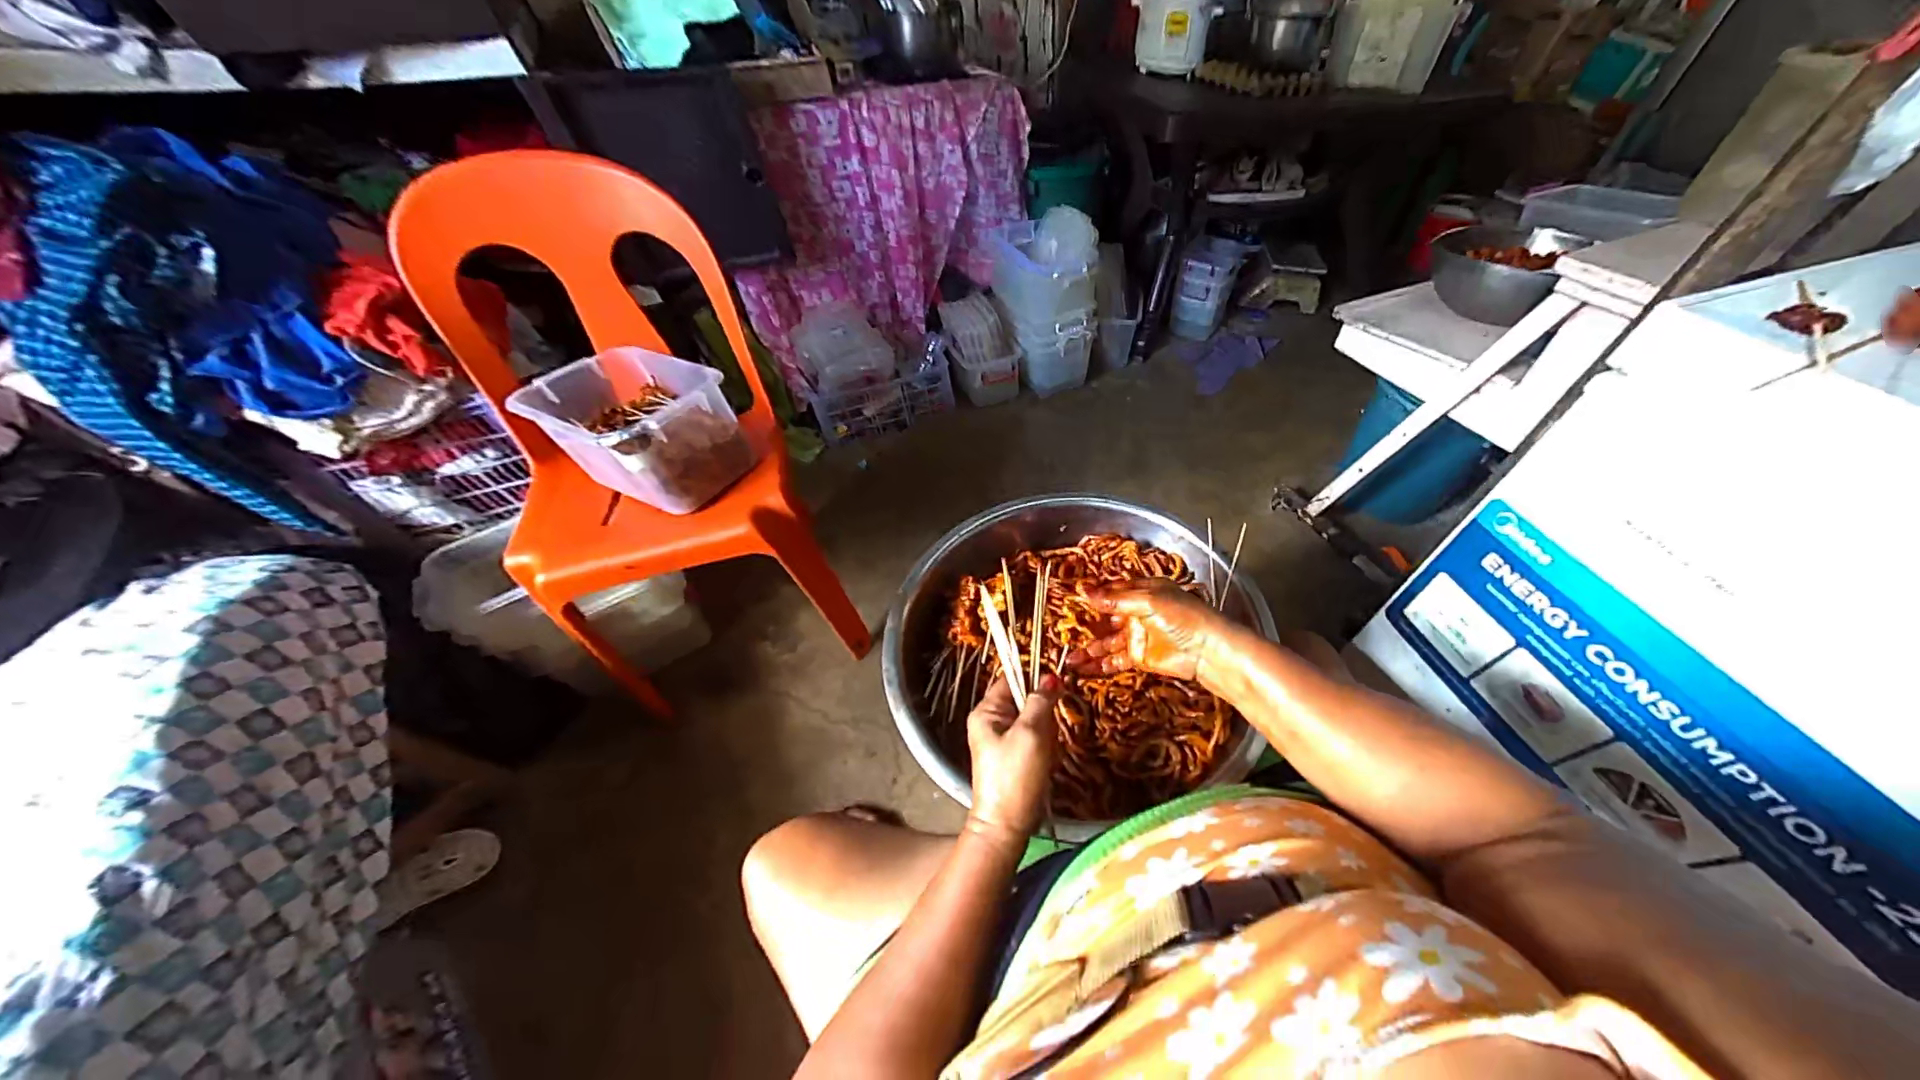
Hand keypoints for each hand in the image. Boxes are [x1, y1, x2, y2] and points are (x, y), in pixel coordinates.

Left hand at [966, 674, 1060, 841]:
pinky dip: (1045, 744)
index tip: (1058, 680)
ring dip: (1046, 729)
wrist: (1006, 826)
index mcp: (985, 712)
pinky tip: (1049, 758)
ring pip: (1032, 720)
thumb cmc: (1015, 777)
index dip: (1033, 676)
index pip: (1010, 679)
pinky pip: (1034, 739)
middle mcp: (990, 723)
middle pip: (1023, 699)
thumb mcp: (1030, 734)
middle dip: (1042, 709)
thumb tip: (1051, 676)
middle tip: (1053, 723)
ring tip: (1049, 746)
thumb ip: (1040, 702)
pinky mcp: (1013, 758)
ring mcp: (1001, 741)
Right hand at [1066, 579, 1228, 681]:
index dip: (1092, 596)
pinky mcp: (1139, 657)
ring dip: (1087, 649)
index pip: (1111, 591)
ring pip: (1105, 641)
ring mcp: (1137, 635)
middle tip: (1062, 632)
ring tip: (1067, 658)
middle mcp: (1136, 612)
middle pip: (1105, 617)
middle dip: (1084, 625)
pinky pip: (1114, 660)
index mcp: (1141, 591)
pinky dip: (1099, 664)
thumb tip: (1084, 591)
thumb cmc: (1185, 618)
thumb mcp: (1148, 602)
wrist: (1209, 652)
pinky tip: (1083, 668)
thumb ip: (1115, 600)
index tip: (1070, 599)